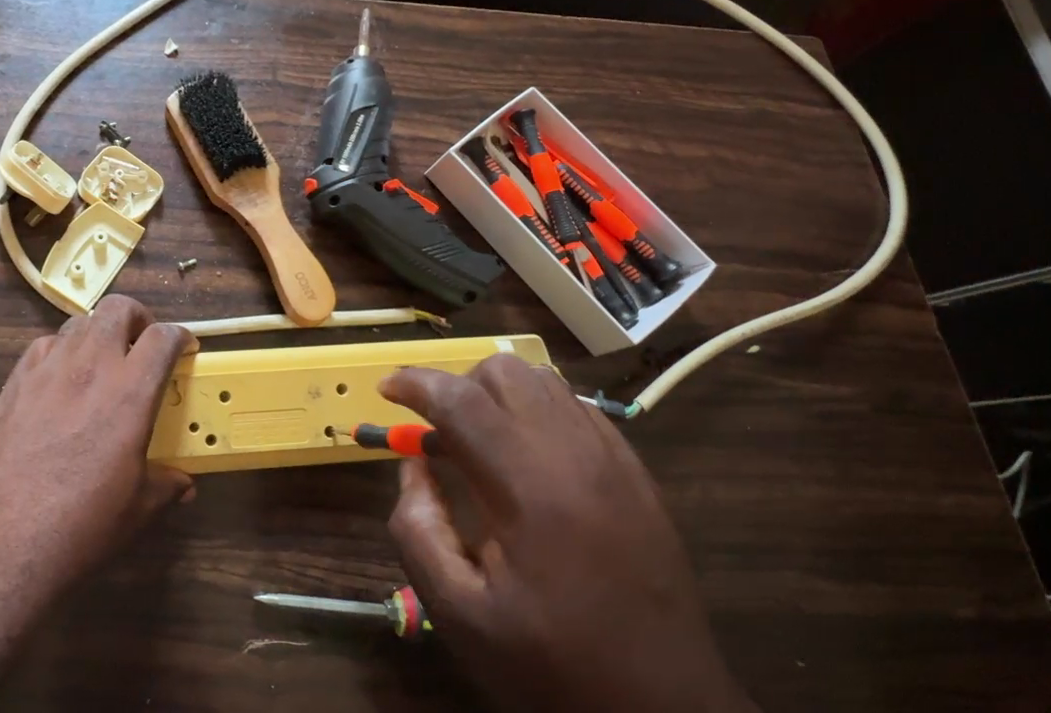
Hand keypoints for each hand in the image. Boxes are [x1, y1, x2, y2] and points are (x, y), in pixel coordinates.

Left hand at [0, 297, 194, 712]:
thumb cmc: (80, 526)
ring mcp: (46, 370)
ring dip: (98, 333)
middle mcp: (89, 367)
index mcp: (130, 392)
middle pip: (117, 308)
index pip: (163, 337)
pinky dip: (60, 352)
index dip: (180, 337)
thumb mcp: (137, 510)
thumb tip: (182, 484)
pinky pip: (42, 347)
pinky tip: (60, 382)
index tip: (184, 348)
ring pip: (78, 323)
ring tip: (102, 362)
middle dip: (137, 318)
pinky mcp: (12, 384)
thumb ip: (164, 486)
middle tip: (142, 345)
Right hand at [381, 356, 752, 712]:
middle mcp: (577, 456)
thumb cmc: (552, 663)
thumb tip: (414, 466)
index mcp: (530, 488)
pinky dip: (539, 412)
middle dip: (458, 385)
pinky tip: (527, 459)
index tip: (386, 391)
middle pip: (506, 372)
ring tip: (480, 443)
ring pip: (545, 382)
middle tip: (438, 434)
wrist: (664, 708)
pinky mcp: (638, 475)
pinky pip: (578, 409)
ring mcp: (616, 461)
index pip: (462, 399)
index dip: (415, 383)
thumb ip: (418, 529)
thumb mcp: (458, 613)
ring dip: (499, 395)